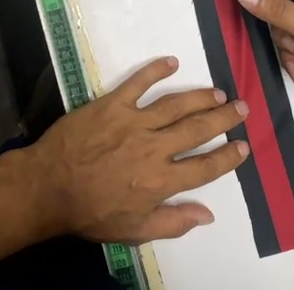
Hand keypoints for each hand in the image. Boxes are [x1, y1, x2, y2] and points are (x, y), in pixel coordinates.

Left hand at [13, 56, 247, 244]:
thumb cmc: (91, 212)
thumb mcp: (135, 231)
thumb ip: (173, 222)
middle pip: (197, 129)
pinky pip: (138, 82)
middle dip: (223, 118)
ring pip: (175, 104)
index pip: (205, 167)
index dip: (227, 157)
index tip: (243, 146)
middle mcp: (153, 147)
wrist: (50, 186)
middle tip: (242, 108)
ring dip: (199, 96)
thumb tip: (208, 214)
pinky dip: (155, 70)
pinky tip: (172, 61)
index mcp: (161, 181)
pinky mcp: (112, 103)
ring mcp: (133, 121)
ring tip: (218, 92)